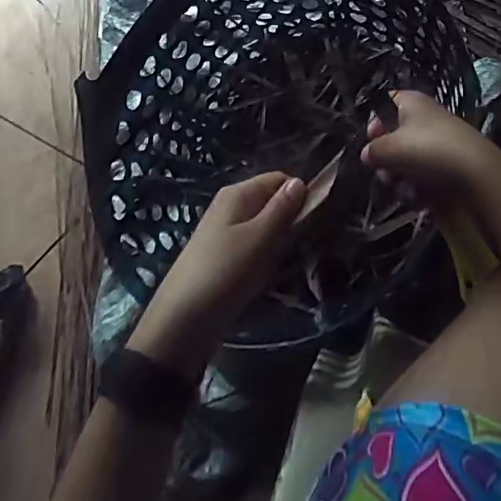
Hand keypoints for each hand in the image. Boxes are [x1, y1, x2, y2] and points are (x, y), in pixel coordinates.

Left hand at [128, 172, 303, 376]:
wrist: (183, 321)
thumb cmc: (226, 272)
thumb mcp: (260, 238)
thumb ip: (282, 208)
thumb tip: (300, 181)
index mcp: (238, 194)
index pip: (279, 179)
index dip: (300, 195)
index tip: (318, 219)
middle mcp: (230, 206)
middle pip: (271, 202)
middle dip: (291, 221)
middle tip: (307, 244)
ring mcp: (225, 232)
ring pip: (264, 228)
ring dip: (279, 243)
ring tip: (291, 263)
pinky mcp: (223, 257)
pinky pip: (254, 248)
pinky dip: (265, 259)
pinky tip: (271, 277)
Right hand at [361, 90, 500, 203]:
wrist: (477, 174)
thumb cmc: (428, 150)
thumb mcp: (390, 148)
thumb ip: (372, 150)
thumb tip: (368, 155)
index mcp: (412, 103)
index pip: (386, 103)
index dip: (374, 122)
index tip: (371, 140)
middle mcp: (425, 119)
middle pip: (393, 138)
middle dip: (386, 160)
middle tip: (387, 173)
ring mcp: (438, 143)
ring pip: (406, 162)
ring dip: (400, 179)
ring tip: (407, 189)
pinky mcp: (448, 166)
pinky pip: (423, 176)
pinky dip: (418, 187)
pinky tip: (421, 197)